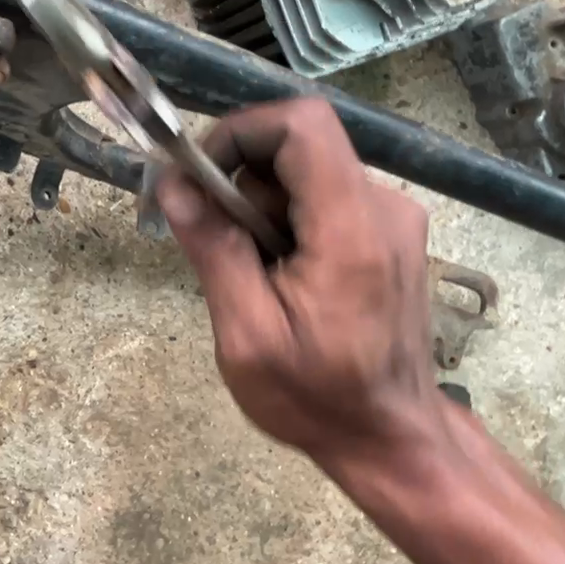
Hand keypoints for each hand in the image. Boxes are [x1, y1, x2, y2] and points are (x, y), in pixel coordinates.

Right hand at [156, 98, 443, 466]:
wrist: (393, 439)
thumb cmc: (317, 397)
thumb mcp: (248, 335)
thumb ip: (213, 248)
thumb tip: (171, 182)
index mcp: (352, 228)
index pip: (301, 124)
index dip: (240, 131)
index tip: (200, 178)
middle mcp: (384, 205)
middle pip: (294, 148)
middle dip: (240, 185)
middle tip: (222, 246)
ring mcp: (391, 216)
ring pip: (301, 173)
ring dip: (259, 209)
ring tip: (253, 274)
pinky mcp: (386, 229)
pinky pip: (318, 195)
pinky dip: (283, 221)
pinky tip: (280, 275)